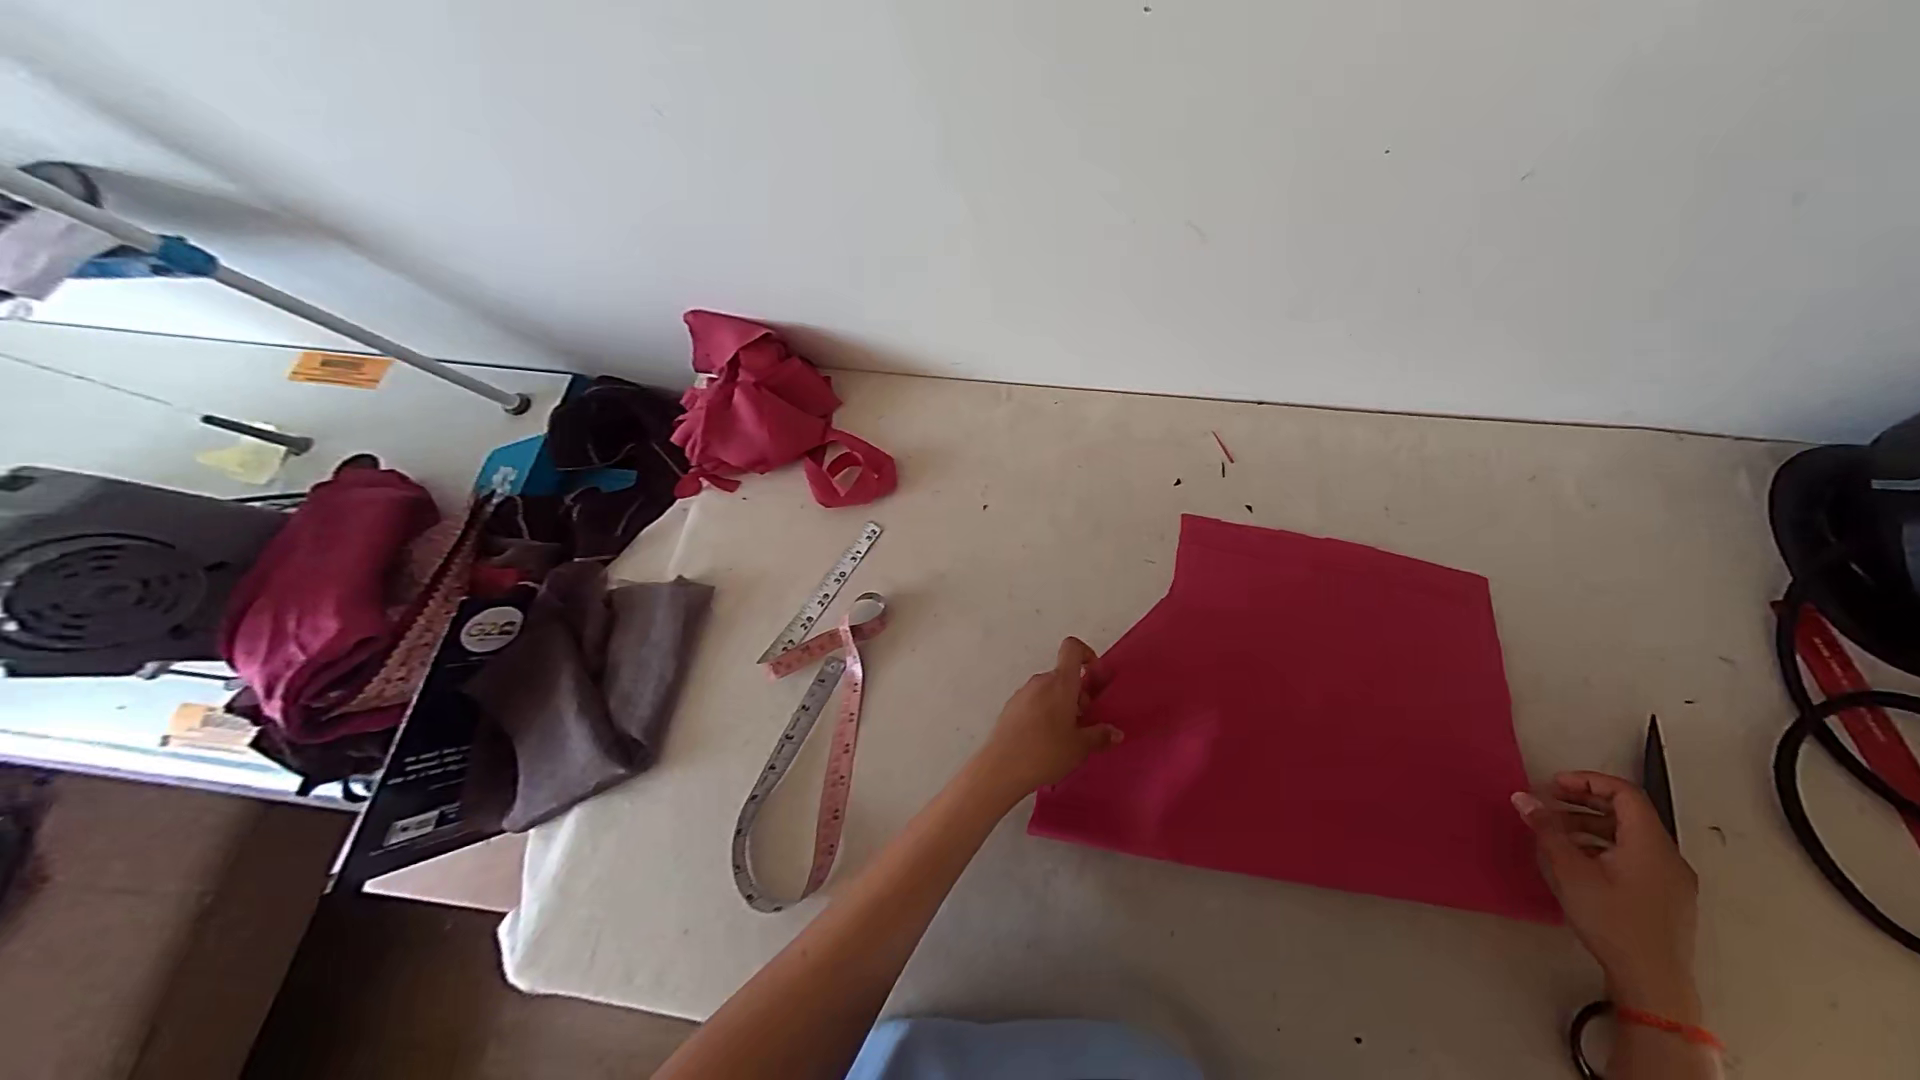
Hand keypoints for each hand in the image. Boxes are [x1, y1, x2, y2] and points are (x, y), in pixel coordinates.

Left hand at [966, 637, 1122, 804]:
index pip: (1072, 648)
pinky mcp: (1010, 708)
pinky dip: (1044, 712)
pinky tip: (1045, 740)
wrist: (1002, 767)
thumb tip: (1115, 733)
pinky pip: (1033, 702)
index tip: (1094, 675)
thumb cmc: (1046, 752)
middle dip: (1077, 694)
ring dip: (1060, 705)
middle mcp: (1040, 682)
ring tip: (1065, 735)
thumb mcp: (1080, 747)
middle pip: (1063, 676)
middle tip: (1084, 722)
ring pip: (1048, 690)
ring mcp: (1022, 694)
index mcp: (1060, 683)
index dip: (1086, 654)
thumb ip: (1100, 736)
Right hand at [1513, 771, 1700, 1020]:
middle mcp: (1668, 857)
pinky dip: (1602, 845)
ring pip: (1629, 835)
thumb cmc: (1611, 920)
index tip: (1552, 784)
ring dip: (1589, 824)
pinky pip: (1634, 855)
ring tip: (1553, 831)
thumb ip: (1546, 829)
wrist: (1652, 980)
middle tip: (1547, 802)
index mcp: (1650, 845)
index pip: (1625, 793)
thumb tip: (1523, 798)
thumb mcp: (1569, 870)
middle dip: (1584, 801)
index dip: (1587, 781)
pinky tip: (1576, 858)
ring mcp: (1671, 879)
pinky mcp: (1665, 896)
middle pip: (1628, 812)